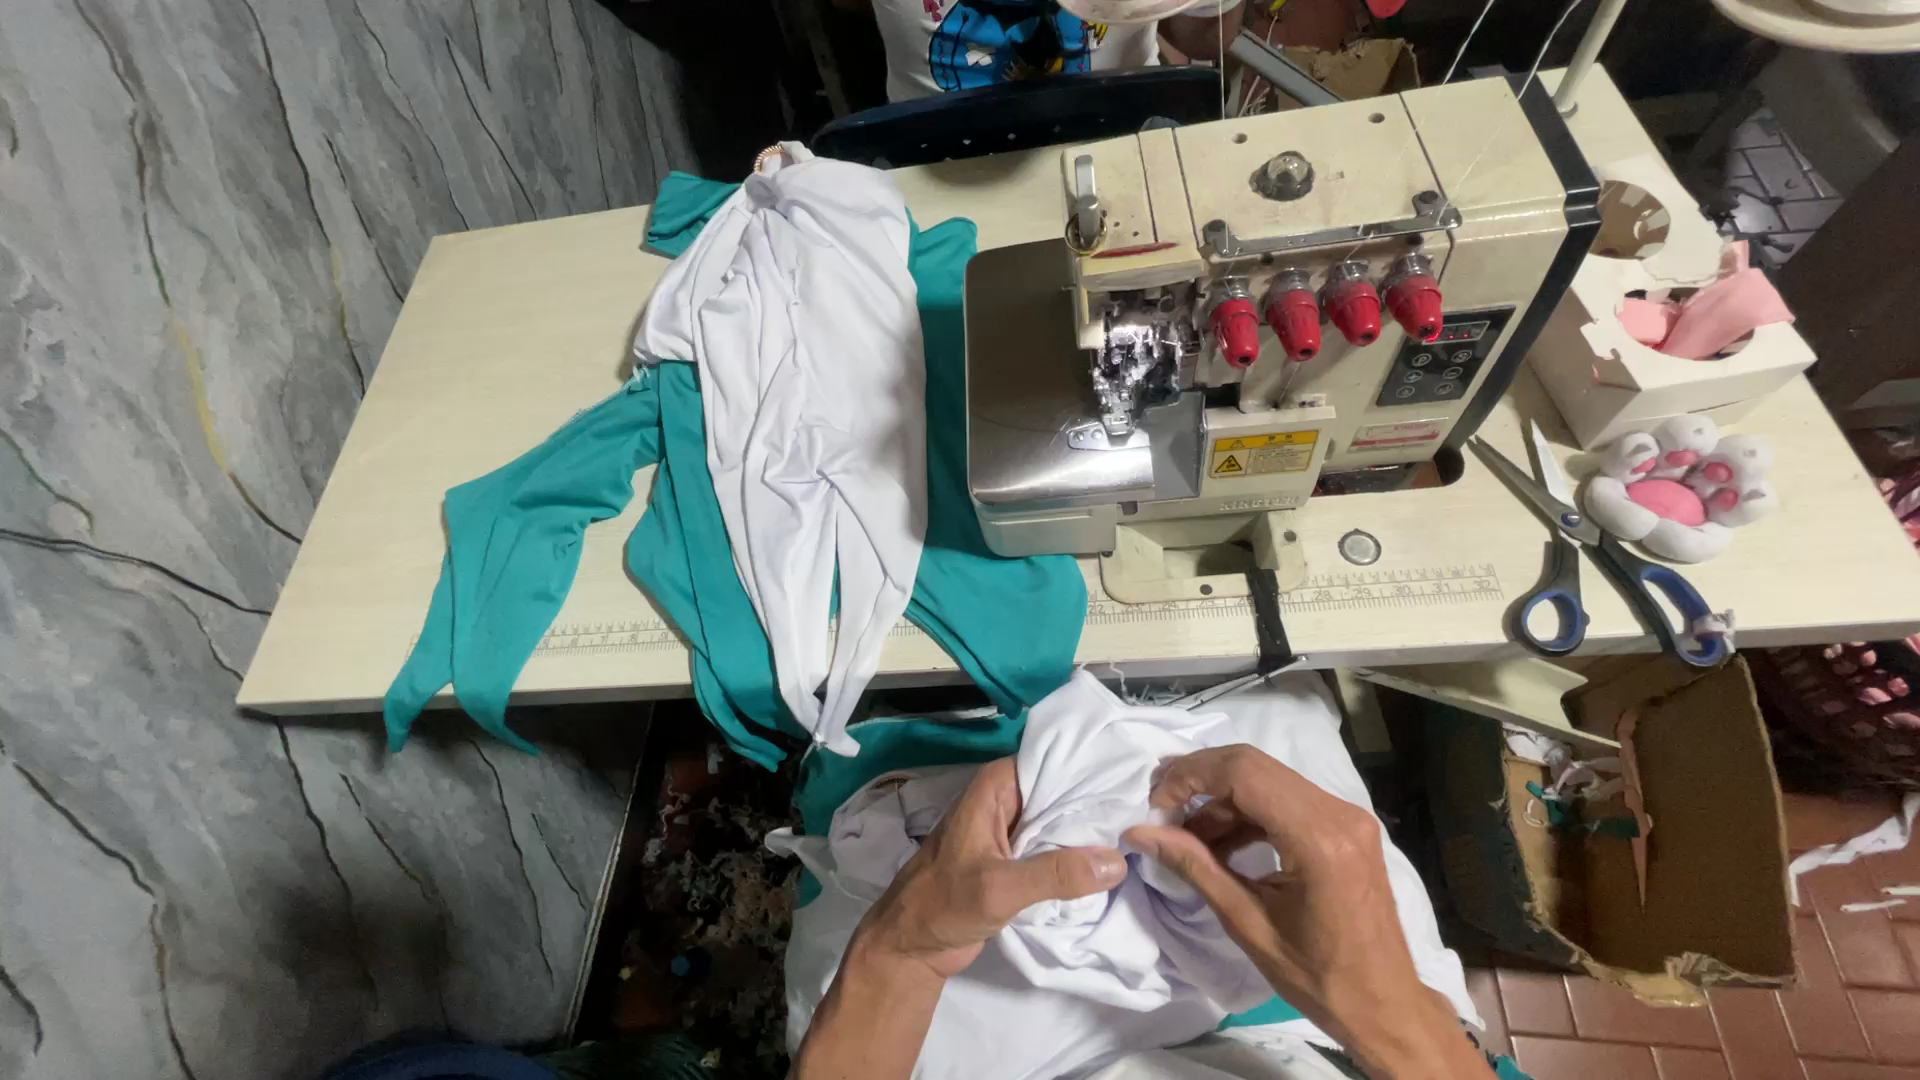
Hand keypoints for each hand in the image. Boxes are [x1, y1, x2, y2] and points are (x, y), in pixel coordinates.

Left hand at [857, 756, 1128, 977]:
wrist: (911, 944)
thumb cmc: (944, 902)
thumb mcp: (1000, 888)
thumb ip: (1055, 874)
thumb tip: (1116, 861)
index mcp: (995, 786)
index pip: (1051, 761)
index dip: (1089, 767)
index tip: (1131, 778)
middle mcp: (1005, 799)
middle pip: (1059, 789)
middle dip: (1095, 801)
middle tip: (1143, 809)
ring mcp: (1011, 829)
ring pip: (1059, 819)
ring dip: (1087, 831)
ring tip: (1135, 832)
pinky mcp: (1017, 858)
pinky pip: (1053, 845)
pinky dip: (1075, 854)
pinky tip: (1110, 862)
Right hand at [1125, 746, 1485, 1079]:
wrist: (1388, 1009)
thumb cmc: (1318, 977)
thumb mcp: (1247, 923)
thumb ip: (1194, 866)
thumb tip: (1141, 831)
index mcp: (1318, 837)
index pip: (1241, 773)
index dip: (1190, 777)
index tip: (1157, 805)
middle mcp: (1337, 812)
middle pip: (1251, 764)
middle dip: (1199, 777)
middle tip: (1162, 804)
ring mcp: (1344, 814)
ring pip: (1265, 776)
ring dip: (1219, 796)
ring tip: (1184, 830)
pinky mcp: (1343, 823)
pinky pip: (1283, 796)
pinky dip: (1245, 809)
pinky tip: (1218, 840)